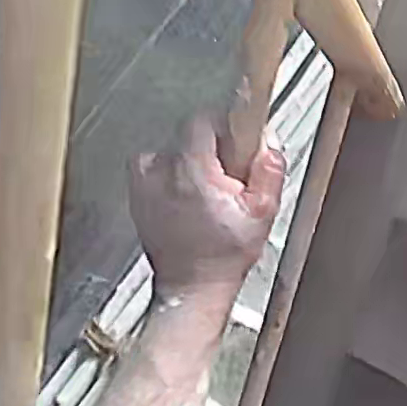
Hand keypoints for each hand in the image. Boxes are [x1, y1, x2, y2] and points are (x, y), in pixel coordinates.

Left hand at [128, 116, 285, 292]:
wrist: (192, 286)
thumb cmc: (225, 254)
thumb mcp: (264, 212)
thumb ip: (270, 170)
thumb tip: (267, 140)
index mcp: (193, 174)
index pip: (203, 120)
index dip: (226, 127)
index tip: (238, 140)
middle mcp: (161, 174)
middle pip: (190, 134)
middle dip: (214, 150)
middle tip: (230, 178)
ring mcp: (143, 184)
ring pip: (174, 149)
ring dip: (194, 162)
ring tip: (210, 192)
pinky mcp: (136, 193)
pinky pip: (157, 166)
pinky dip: (174, 175)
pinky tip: (190, 197)